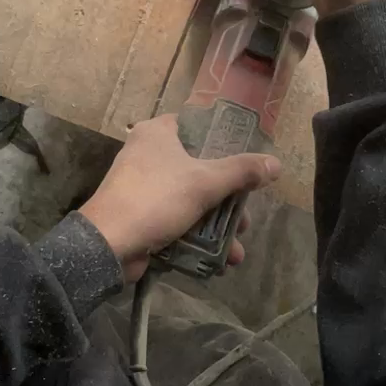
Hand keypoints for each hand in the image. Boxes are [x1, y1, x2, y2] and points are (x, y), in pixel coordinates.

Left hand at [79, 114, 280, 281]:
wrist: (108, 245)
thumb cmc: (156, 199)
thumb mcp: (205, 182)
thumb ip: (242, 172)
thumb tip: (276, 164)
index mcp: (157, 133)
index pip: (197, 126)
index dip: (224, 141)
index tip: (248, 162)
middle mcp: (148, 154)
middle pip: (200, 168)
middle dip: (228, 199)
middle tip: (246, 217)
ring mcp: (143, 186)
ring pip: (191, 199)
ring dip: (217, 226)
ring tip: (237, 250)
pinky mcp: (142, 215)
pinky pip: (177, 220)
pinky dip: (198, 237)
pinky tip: (220, 259)